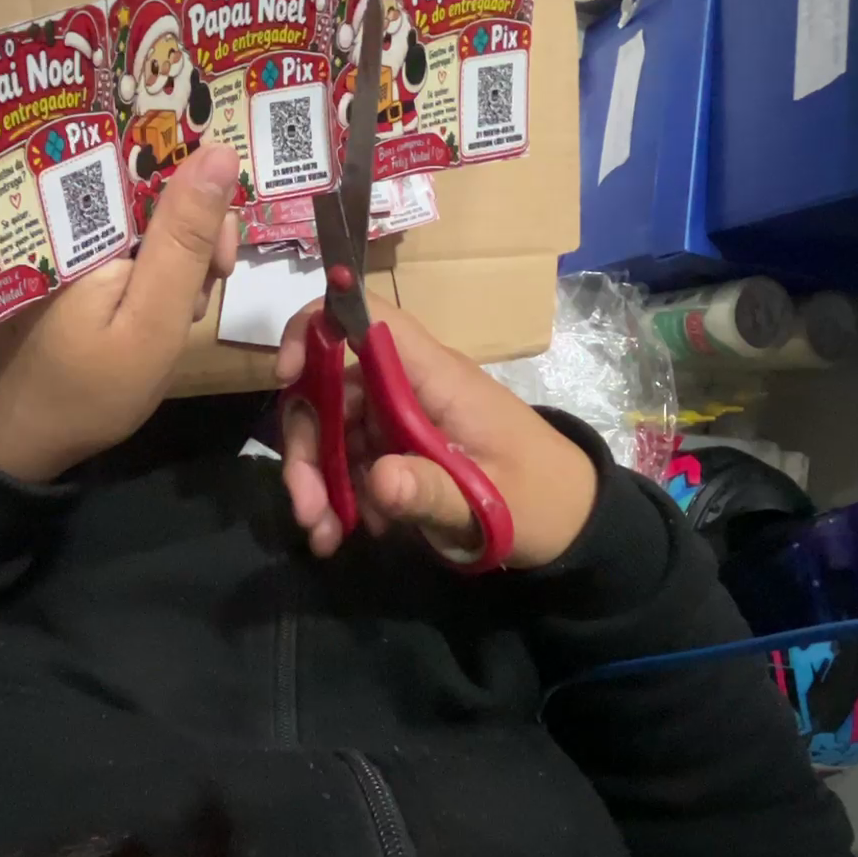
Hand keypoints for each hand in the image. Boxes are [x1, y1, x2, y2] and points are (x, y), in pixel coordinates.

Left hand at [0, 145, 240, 482]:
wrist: (13, 440)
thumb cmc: (87, 390)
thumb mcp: (153, 321)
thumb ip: (185, 241)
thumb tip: (220, 151)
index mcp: (90, 222)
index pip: (165, 174)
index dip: (208, 211)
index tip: (220, 266)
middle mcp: (68, 219)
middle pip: (155, 202)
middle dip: (190, 250)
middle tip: (191, 307)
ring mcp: (61, 246)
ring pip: (142, 234)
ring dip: (170, 274)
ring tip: (166, 323)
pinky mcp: (58, 271)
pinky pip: (117, 256)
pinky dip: (142, 285)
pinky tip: (143, 320)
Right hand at [275, 297, 595, 568]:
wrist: (571, 522)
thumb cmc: (541, 498)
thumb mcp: (489, 504)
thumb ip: (433, 492)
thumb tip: (376, 481)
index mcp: (435, 377)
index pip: (369, 321)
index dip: (318, 329)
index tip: (286, 374)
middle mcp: (407, 388)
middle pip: (331, 388)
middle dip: (307, 445)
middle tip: (306, 509)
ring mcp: (397, 419)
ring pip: (330, 429)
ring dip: (316, 480)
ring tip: (322, 535)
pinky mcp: (394, 449)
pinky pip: (347, 460)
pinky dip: (336, 494)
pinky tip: (344, 533)